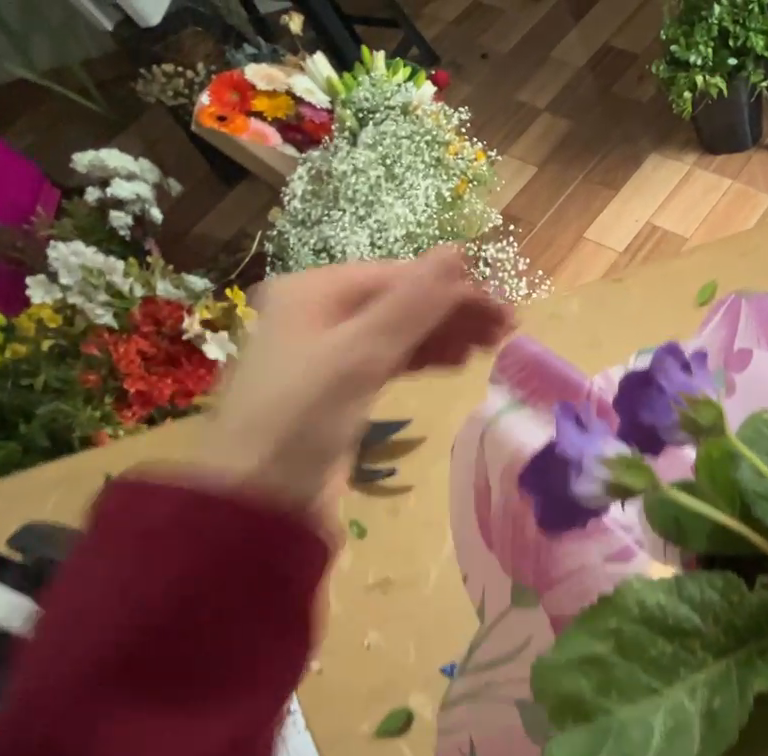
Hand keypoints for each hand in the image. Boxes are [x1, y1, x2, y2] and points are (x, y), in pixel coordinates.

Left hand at [195, 247, 515, 518]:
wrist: (260, 492)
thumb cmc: (304, 416)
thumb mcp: (363, 355)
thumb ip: (412, 305)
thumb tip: (458, 252)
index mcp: (316, 291)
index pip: (401, 277)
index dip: (457, 290)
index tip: (507, 312)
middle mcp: (321, 311)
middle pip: (402, 301)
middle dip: (455, 313)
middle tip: (507, 333)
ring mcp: (330, 349)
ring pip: (400, 330)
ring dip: (445, 335)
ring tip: (488, 350)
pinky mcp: (341, 384)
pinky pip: (391, 357)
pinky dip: (424, 358)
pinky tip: (453, 364)